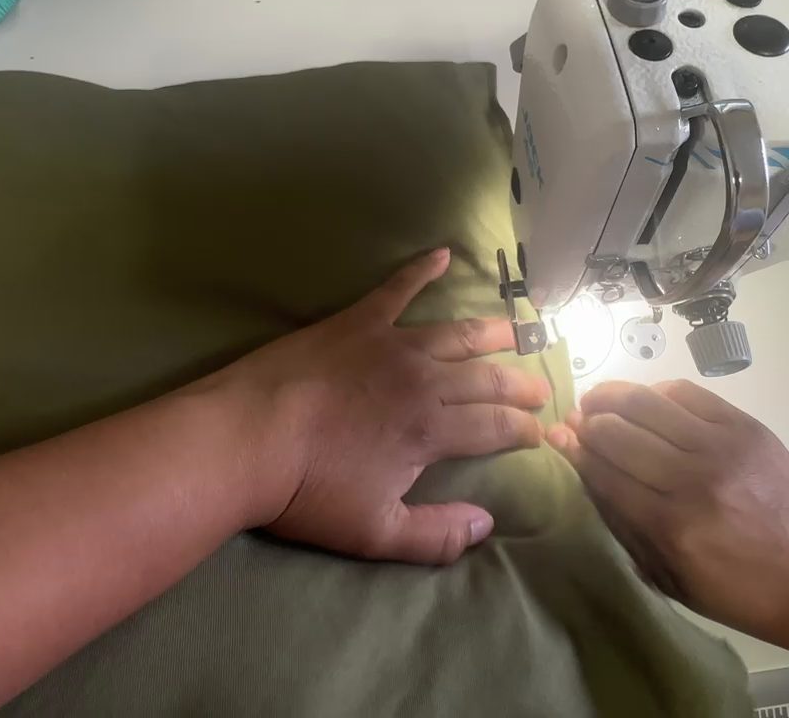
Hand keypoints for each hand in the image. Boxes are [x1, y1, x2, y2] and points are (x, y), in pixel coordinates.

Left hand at [211, 248, 549, 564]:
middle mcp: (424, 381)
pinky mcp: (359, 321)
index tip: (539, 432)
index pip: (494, 427)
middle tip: (540, 386)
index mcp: (431, 430)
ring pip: (456, 333)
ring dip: (492, 332)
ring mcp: (392, 344)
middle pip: (486, 378)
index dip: (522, 430)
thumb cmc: (308, 489)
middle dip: (519, 383)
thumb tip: (486, 525)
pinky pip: (397, 288)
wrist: (248, 438)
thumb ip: (435, 534)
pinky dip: (422, 270)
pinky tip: (442, 254)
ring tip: (518, 329)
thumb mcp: (374, 531)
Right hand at [547, 379, 788, 650]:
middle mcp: (694, 480)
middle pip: (619, 432)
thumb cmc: (746, 593)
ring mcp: (722, 446)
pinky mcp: (746, 426)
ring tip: (596, 399)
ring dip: (612, 396)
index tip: (557, 438)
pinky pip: (686, 393)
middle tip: (576, 421)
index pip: (605, 473)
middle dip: (588, 422)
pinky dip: (655, 391)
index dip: (575, 451)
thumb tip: (584, 471)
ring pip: (647, 403)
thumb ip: (626, 525)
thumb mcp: (675, 580)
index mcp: (674, 529)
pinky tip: (643, 400)